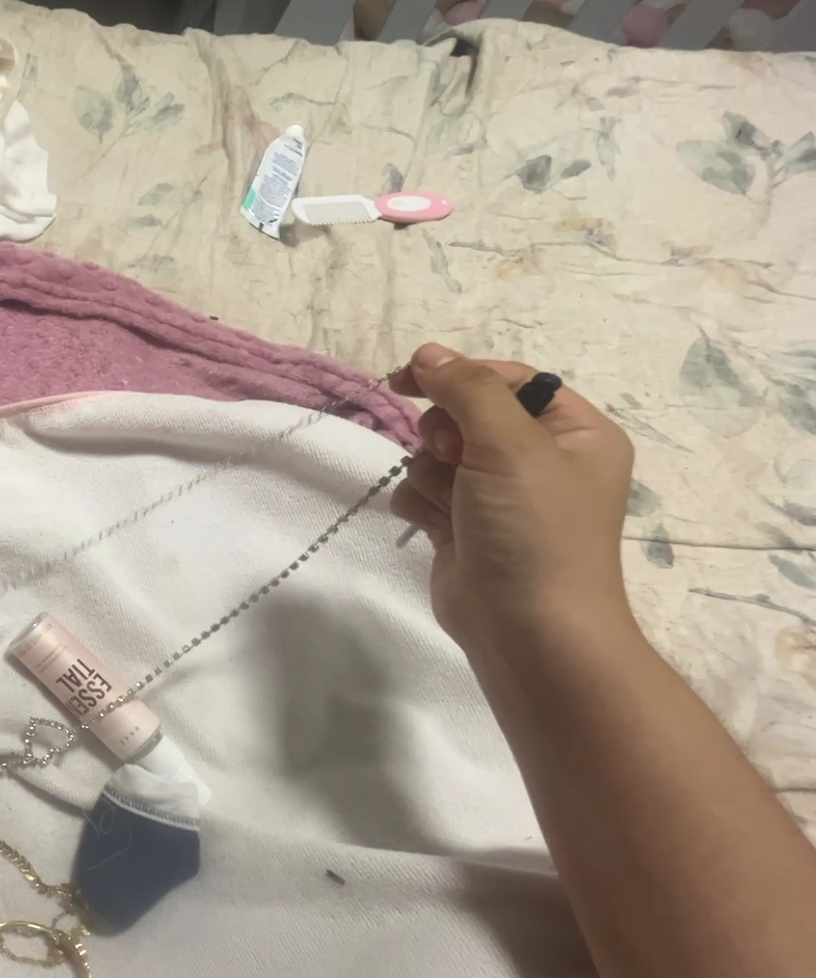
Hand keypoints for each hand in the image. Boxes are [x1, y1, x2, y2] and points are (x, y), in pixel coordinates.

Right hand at [388, 344, 635, 657]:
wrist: (525, 625)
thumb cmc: (532, 529)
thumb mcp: (510, 446)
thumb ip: (468, 391)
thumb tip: (427, 353)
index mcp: (573, 433)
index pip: (507, 380)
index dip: (456, 375)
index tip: (404, 379)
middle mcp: (536, 459)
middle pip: (461, 418)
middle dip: (444, 438)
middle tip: (457, 461)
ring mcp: (494, 494)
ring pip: (431, 457)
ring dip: (430, 478)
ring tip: (453, 508)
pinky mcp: (460, 524)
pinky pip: (419, 493)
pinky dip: (421, 506)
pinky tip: (438, 528)